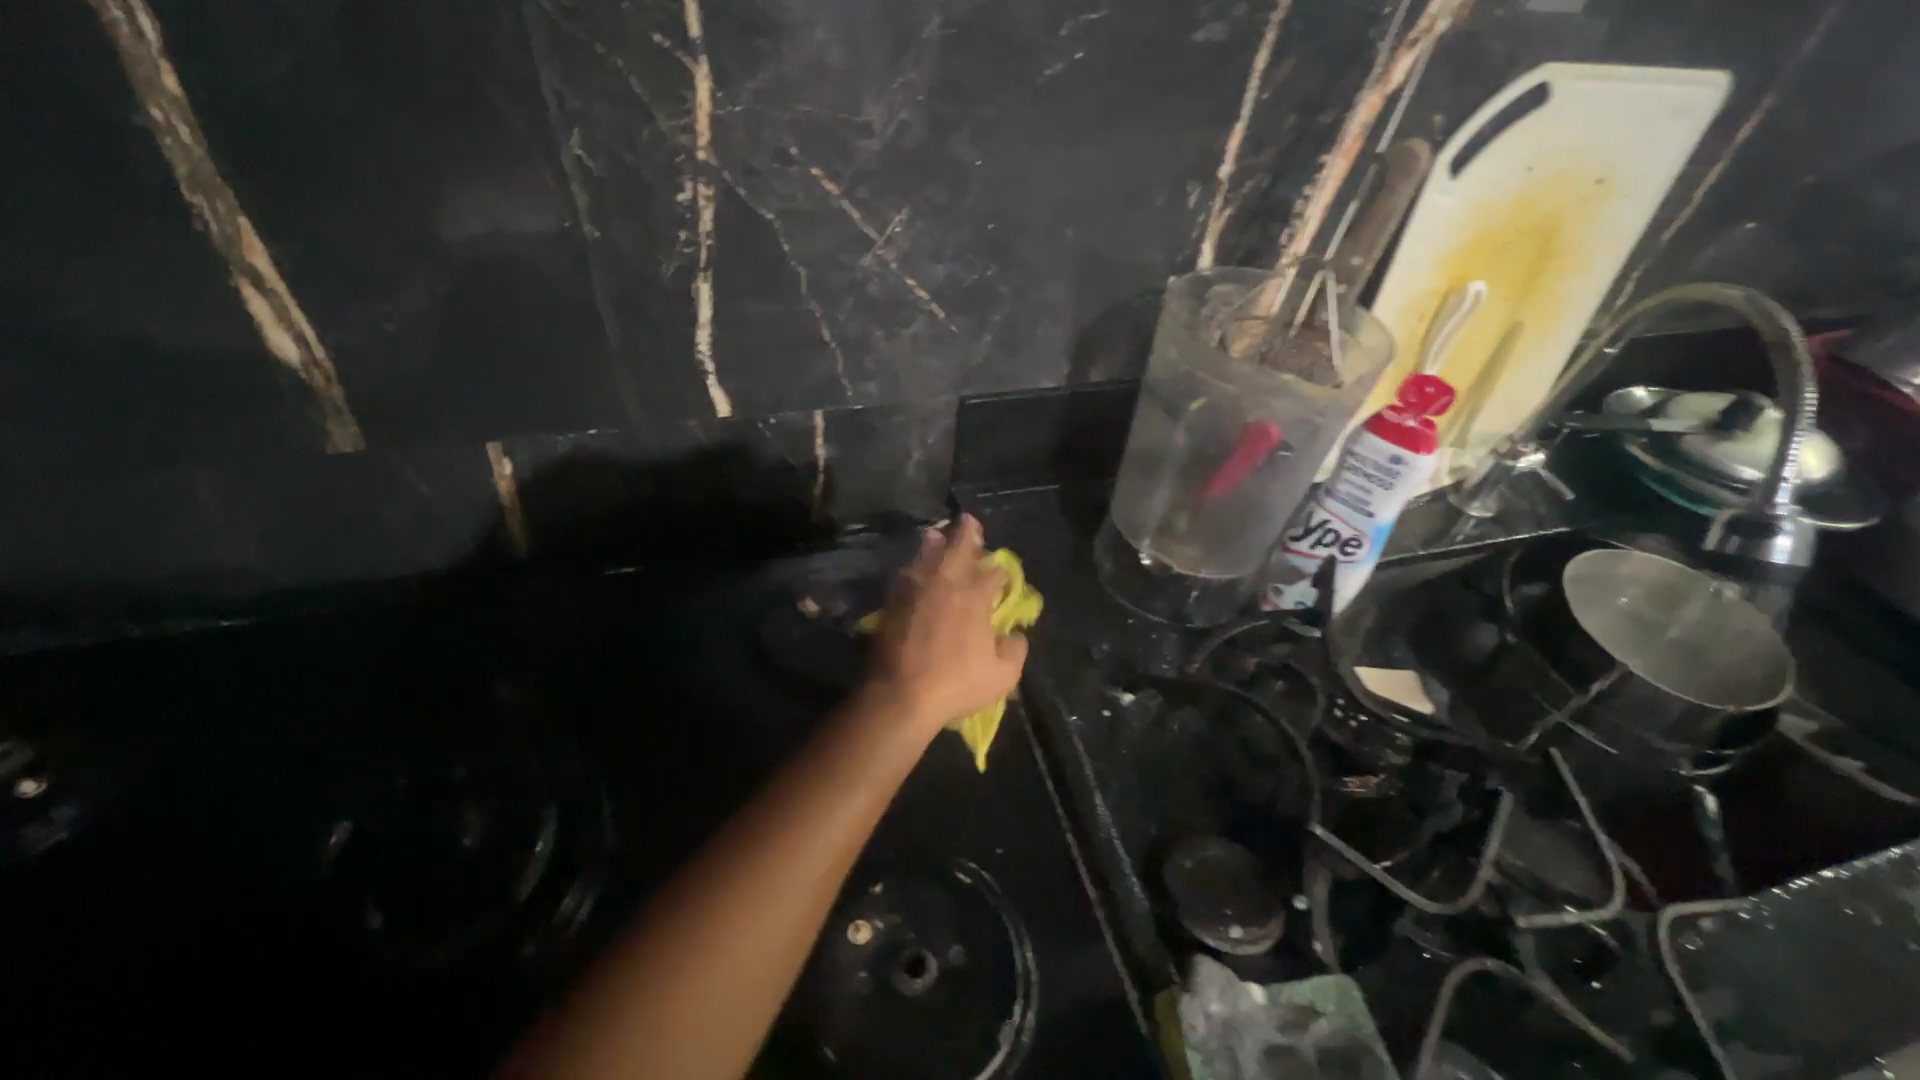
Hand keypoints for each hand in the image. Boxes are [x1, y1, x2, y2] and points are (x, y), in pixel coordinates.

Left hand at [863, 515, 1029, 737]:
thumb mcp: (1002, 675)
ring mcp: (914, 590)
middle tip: (968, 521)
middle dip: (967, 533)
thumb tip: (1015, 634)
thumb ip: (1015, 650)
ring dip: (934, 542)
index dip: (999, 570)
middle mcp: (945, 583)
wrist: (900, 694)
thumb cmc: (956, 684)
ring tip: (935, 534)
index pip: (992, 572)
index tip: (1001, 573)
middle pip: (957, 548)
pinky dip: (913, 566)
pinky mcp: (892, 602)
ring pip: (926, 555)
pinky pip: (905, 574)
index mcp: (974, 596)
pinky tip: (913, 568)